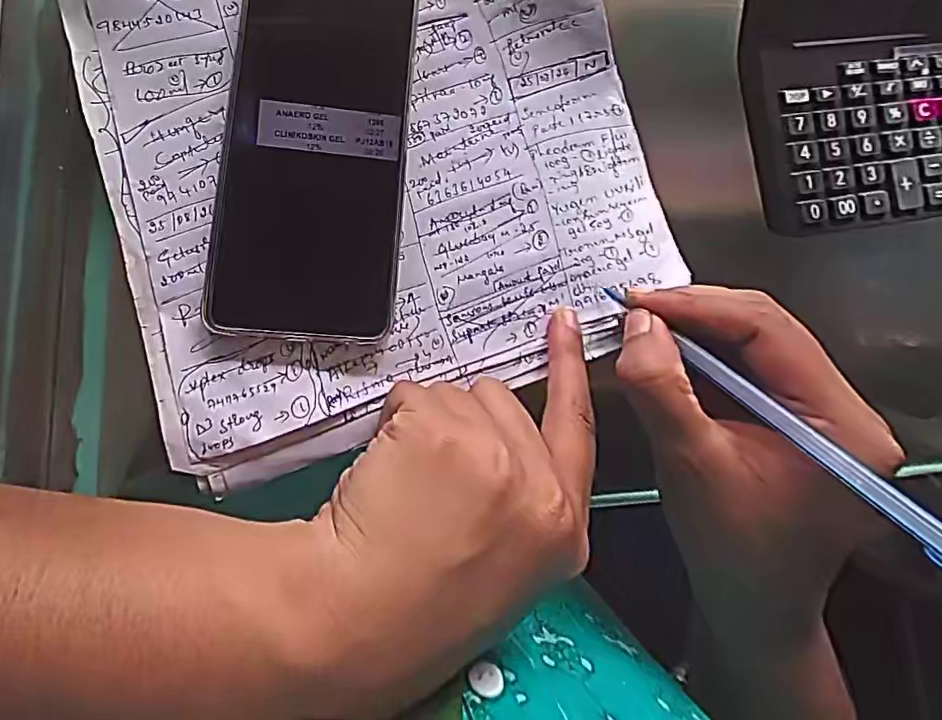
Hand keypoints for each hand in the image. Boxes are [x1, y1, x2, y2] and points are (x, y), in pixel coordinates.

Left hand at [303, 307, 595, 715]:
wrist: (364, 616)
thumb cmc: (421, 597)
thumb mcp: (507, 554)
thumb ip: (521, 490)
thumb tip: (493, 434)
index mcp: (562, 522)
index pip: (577, 423)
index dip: (567, 368)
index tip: (563, 326)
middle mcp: (536, 482)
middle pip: (499, 399)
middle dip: (462, 419)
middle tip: (432, 473)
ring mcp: (490, 450)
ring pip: (452, 393)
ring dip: (426, 421)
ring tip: (410, 483)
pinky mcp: (440, 427)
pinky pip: (411, 393)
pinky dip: (392, 420)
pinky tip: (388, 469)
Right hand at [613, 286, 903, 645]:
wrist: (754, 604)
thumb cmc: (734, 550)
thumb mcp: (689, 464)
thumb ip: (662, 388)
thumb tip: (639, 324)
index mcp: (841, 424)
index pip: (770, 330)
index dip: (698, 306)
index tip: (639, 302)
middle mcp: (844, 409)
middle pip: (765, 326)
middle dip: (693, 311)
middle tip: (634, 308)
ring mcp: (821, 411)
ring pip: (752, 337)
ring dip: (693, 325)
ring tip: (643, 323)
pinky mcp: (793, 414)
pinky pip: (743, 359)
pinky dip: (699, 347)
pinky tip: (665, 347)